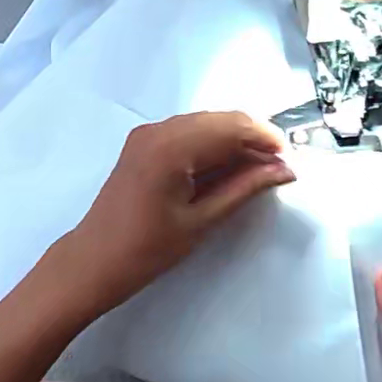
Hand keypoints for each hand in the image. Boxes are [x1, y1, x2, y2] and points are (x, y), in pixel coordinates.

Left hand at [42, 111, 294, 319]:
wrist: (93, 261)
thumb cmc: (147, 249)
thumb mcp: (201, 220)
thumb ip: (244, 188)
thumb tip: (284, 170)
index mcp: (171, 146)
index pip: (230, 127)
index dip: (264, 138)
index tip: (289, 158)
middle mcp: (158, 129)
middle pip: (218, 120)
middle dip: (250, 139)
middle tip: (276, 167)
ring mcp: (146, 134)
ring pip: (203, 124)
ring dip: (231, 141)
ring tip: (255, 172)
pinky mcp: (141, 144)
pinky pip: (185, 133)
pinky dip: (209, 145)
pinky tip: (224, 169)